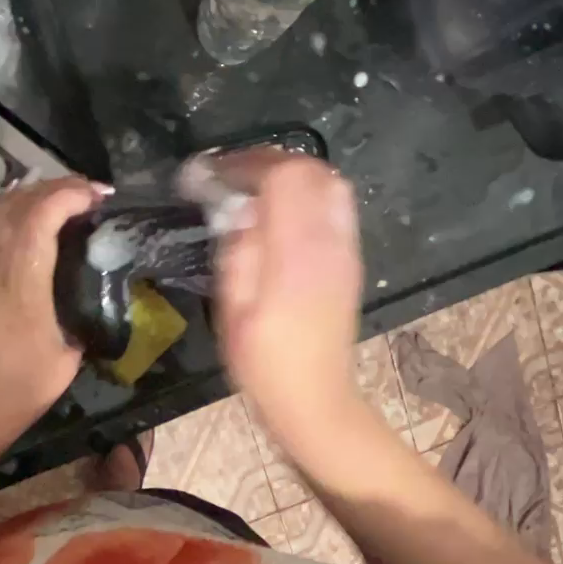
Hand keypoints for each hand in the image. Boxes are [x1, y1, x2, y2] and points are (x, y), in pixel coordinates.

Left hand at [0, 178, 103, 441]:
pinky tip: (30, 222)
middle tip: (91, 194)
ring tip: (63, 200)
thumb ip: (80, 323)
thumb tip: (92, 306)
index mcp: (22, 280)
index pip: (41, 215)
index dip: (71, 194)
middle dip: (57, 187)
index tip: (101, 197)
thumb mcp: (66, 360)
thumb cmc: (18, 390)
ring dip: (32, 195)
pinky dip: (13, 211)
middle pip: (19, 203)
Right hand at [196, 152, 364, 439]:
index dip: (245, 164)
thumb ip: (237, 252)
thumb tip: (236, 210)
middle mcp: (328, 241)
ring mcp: (346, 250)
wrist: (315, 400)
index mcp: (296, 252)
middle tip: (231, 178)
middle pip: (310, 170)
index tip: (211, 174)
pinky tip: (282, 218)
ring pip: (329, 183)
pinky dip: (308, 196)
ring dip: (292, 177)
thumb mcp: (233, 313)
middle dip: (268, 163)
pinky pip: (336, 208)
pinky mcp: (351, 262)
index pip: (281, 176)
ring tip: (255, 193)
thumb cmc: (265, 365)